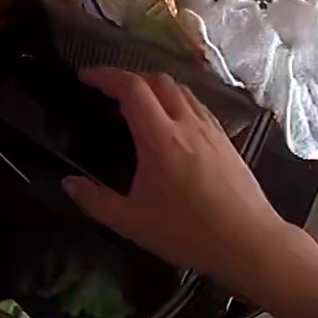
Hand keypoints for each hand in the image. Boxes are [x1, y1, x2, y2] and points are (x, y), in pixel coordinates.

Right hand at [62, 68, 304, 298]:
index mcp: (160, 139)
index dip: (106, 76)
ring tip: (137, 101)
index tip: (86, 76)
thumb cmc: (188, 232)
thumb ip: (95, 201)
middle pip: (157, 80)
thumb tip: (69, 184)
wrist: (248, 241)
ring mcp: (211, 129)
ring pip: (181, 89)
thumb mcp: (132, 223)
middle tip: (108, 88)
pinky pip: (197, 105)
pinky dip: (176, 100)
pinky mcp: (225, 140)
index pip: (131, 89)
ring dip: (154, 85)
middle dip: (128, 76)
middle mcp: (187, 124)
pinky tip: (171, 122)